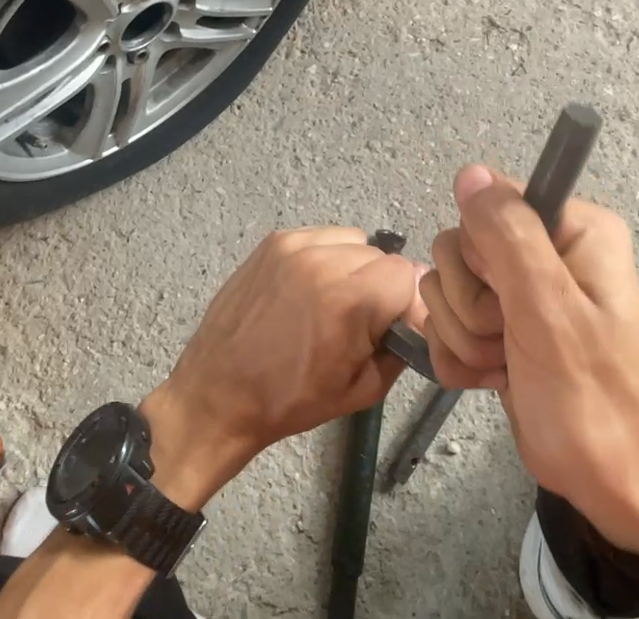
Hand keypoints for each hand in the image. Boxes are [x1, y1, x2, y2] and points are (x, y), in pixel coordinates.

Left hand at [140, 227, 421, 508]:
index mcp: (350, 299)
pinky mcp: (273, 242)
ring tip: (335, 301)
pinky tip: (310, 289)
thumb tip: (419, 318)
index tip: (397, 324)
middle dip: (382, 286)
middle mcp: (323, 261)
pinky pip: (320, 238)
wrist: (219, 392)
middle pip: (381, 256)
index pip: (407, 274)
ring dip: (355, 268)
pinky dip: (326, 258)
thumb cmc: (291, 400)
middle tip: (364, 320)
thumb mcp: (364, 388)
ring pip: (353, 242)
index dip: (408, 302)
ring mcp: (294, 246)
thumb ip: (402, 345)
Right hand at [422, 166, 638, 556]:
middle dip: (472, 306)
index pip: (490, 206)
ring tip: (508, 363)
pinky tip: (494, 377)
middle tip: (512, 339)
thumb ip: (508, 236)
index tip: (510, 297)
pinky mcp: (497, 324)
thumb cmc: (587, 397)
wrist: (604, 480)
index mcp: (573, 230)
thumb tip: (469, 173)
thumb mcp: (549, 310)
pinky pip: (446, 320)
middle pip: (459, 248)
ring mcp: (519, 289)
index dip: (484, 256)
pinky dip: (461, 356)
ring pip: (445, 287)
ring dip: (466, 337)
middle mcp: (546, 250)